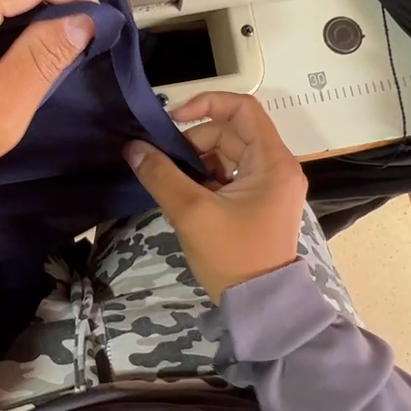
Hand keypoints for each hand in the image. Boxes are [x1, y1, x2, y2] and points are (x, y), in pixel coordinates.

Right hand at [124, 92, 306, 302]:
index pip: (243, 108)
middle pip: (231, 131)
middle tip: (167, 163)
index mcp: (273, 162)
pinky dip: (206, 177)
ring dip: (197, 160)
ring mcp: (270, 185)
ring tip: (175, 183)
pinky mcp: (259, 202)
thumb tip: (133, 147)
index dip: (206, 103)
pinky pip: (230, 174)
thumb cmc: (233, 256)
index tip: (173, 119)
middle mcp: (277, 167)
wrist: (260, 307)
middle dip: (195, 141)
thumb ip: (161, 175)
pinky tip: (187, 195)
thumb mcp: (192, 213)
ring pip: (228, 153)